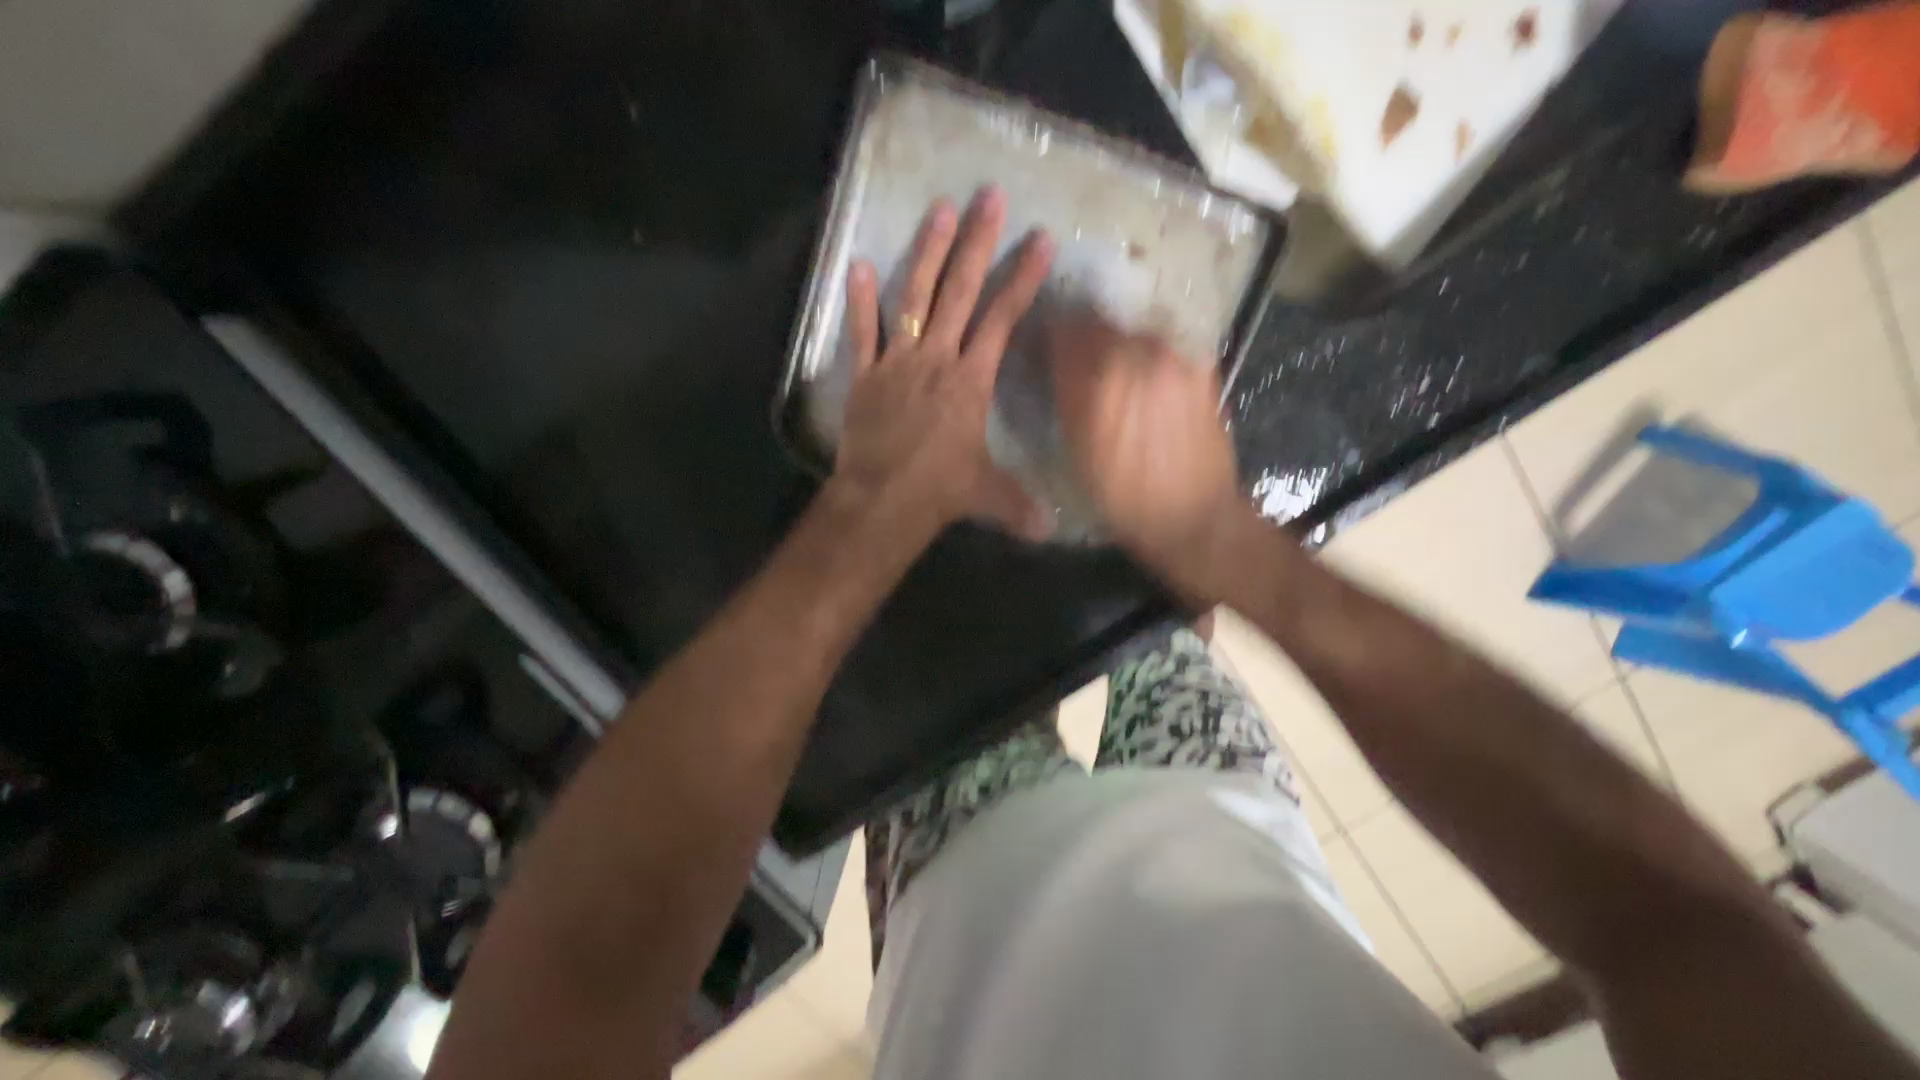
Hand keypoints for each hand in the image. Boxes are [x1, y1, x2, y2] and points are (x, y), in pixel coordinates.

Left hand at [832, 187, 1055, 540]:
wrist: (883, 501)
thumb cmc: (940, 492)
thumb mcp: (988, 495)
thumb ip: (1020, 504)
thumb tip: (1051, 530)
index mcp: (972, 380)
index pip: (1004, 318)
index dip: (1023, 278)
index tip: (1040, 239)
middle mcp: (938, 359)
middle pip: (961, 292)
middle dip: (979, 243)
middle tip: (989, 196)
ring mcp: (898, 362)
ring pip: (915, 298)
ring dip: (928, 253)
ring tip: (940, 209)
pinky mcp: (865, 375)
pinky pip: (862, 332)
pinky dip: (859, 300)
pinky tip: (858, 264)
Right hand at [1049, 313, 1244, 571]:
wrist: (1194, 518)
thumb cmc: (1125, 498)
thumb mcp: (1077, 452)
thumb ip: (1067, 396)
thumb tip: (1057, 363)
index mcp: (1096, 377)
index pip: (1063, 331)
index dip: (1052, 340)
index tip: (1048, 352)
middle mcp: (1136, 354)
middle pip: (1100, 325)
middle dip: (1087, 341)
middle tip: (1083, 367)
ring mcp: (1173, 358)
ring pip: (1135, 334)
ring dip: (1122, 348)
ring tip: (1121, 380)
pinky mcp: (1201, 368)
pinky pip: (1167, 349)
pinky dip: (1154, 359)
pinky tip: (1152, 388)